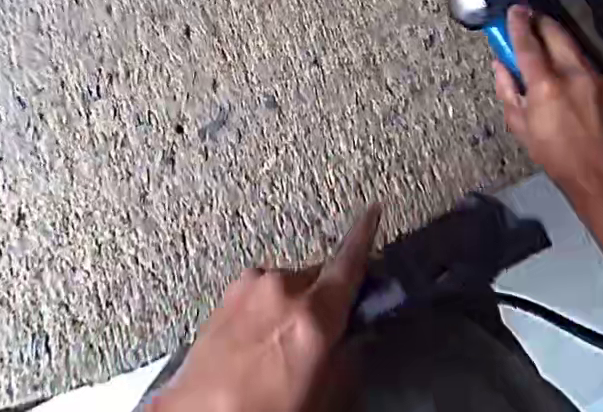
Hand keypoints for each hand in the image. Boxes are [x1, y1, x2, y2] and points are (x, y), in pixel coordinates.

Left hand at [149, 203, 381, 411]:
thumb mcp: (321, 399)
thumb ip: (347, 357)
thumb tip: (357, 332)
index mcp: (313, 316)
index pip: (351, 262)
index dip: (366, 233)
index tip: (375, 209)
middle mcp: (284, 288)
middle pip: (320, 277)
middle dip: (326, 297)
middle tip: (321, 332)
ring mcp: (252, 286)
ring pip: (290, 284)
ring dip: (294, 304)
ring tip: (278, 346)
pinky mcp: (227, 293)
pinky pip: (263, 291)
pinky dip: (268, 307)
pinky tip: (256, 340)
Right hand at [491, 4, 602, 204]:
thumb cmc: (557, 157)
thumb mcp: (522, 128)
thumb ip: (508, 91)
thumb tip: (500, 65)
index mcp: (546, 86)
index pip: (528, 44)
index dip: (518, 24)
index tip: (514, 10)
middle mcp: (574, 74)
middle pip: (556, 32)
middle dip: (541, 22)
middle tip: (531, 19)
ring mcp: (597, 79)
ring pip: (575, 49)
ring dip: (560, 45)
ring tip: (549, 51)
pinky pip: (590, 68)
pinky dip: (577, 69)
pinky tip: (574, 84)